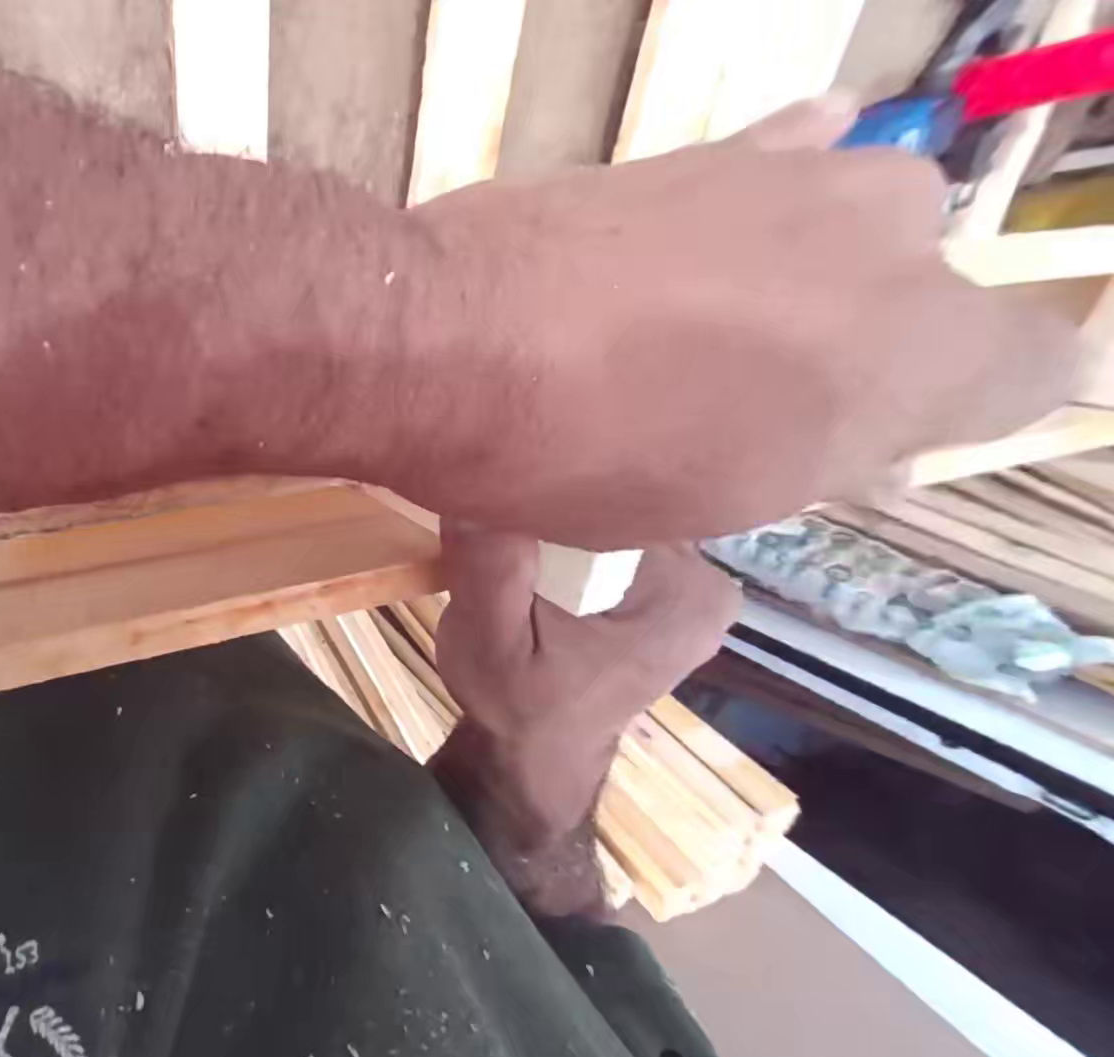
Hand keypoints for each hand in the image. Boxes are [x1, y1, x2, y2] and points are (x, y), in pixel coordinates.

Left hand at [393, 99, 1078, 547]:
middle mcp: (894, 244)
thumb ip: (783, 455)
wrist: (436, 346)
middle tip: (716, 394)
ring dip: (779, 283)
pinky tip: (705, 227)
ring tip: (671, 333)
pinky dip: (746, 204)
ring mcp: (794, 177)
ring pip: (834, 237)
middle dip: (834, 347)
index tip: (843, 441)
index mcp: (915, 367)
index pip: (1021, 378)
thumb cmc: (552, 454)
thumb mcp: (683, 502)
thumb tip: (820, 423)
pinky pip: (767, 164)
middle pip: (907, 301)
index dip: (927, 414)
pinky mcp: (699, 153)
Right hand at [428, 523, 737, 914]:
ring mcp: (690, 589)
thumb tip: (475, 489)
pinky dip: (568, 543)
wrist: (535, 752)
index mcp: (683, 591)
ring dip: (555, 525)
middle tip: (494, 519)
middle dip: (551, 507)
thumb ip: (490, 569)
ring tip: (511, 542)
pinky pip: (612, 540)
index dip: (548, 488)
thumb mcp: (487, 639)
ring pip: (609, 520)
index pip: (614, 496)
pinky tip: (537, 562)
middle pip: (614, 504)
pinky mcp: (664, 596)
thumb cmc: (516, 703)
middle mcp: (704, 582)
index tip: (497, 486)